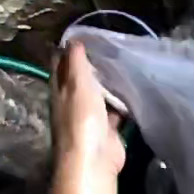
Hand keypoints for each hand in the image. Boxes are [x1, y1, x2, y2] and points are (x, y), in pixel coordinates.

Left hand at [53, 41, 124, 181]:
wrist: (94, 158)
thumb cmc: (82, 119)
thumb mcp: (78, 84)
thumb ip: (76, 62)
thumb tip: (73, 39)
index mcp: (60, 90)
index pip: (61, 64)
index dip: (69, 49)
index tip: (84, 34)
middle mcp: (72, 102)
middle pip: (80, 79)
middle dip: (91, 64)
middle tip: (109, 46)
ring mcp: (90, 117)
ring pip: (98, 94)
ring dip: (107, 83)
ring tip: (123, 63)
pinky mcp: (107, 129)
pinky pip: (115, 111)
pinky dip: (122, 102)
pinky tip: (133, 91)